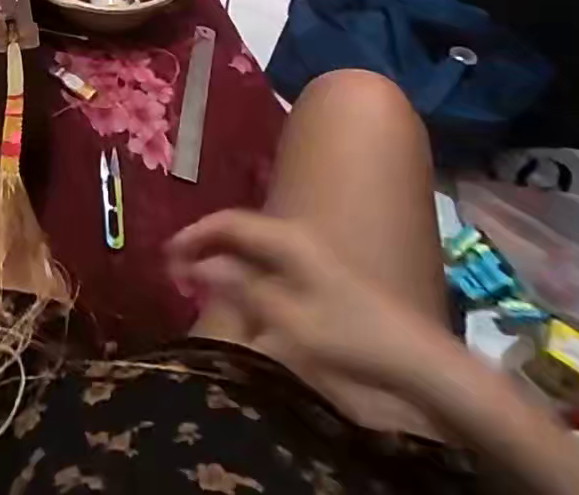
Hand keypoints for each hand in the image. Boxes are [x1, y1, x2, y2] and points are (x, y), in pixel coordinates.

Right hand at [166, 210, 460, 394]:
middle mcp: (294, 236)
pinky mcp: (315, 270)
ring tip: (196, 279)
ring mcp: (307, 252)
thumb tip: (198, 266)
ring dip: (222, 258)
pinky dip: (242, 270)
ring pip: (251, 245)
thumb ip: (240, 288)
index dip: (194, 234)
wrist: (412, 355)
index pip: (228, 223)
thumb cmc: (350, 335)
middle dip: (204, 245)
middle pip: (237, 230)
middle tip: (175, 269)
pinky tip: (235, 291)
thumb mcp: (288, 318)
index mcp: (286, 238)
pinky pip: (265, 260)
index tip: (166, 254)